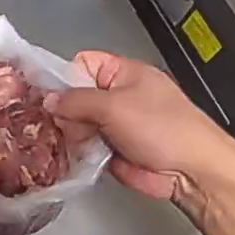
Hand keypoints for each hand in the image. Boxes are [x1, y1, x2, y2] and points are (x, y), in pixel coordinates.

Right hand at [48, 51, 234, 207]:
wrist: (187, 170)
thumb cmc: (164, 128)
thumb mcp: (115, 106)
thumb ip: (77, 101)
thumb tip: (48, 100)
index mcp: (122, 74)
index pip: (81, 65)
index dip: (63, 77)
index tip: (46, 95)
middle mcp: (115, 96)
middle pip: (73, 97)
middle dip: (63, 112)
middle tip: (60, 124)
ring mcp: (112, 124)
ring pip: (75, 124)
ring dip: (69, 134)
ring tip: (68, 142)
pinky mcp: (108, 150)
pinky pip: (82, 146)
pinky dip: (76, 152)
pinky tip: (70, 155)